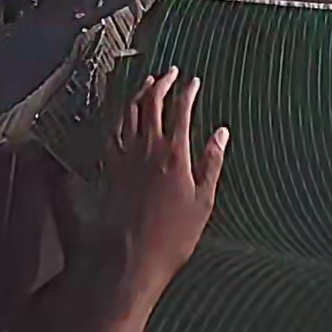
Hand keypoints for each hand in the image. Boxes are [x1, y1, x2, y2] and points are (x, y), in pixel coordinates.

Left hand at [106, 66, 228, 304]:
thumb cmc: (172, 236)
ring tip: (148, 82)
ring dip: (140, 92)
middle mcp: (147, 146)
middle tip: (171, 72)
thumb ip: (212, 163)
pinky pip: (113, 130)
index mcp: (174, 153)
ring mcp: (125, 154)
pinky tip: (123, 113)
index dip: (188, 91)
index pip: (181, 109)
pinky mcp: (110, 166)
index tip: (194, 81)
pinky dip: (119, 115)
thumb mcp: (203, 201)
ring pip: (130, 111)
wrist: (131, 258)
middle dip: (163, 82)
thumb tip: (222, 133)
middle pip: (153, 102)